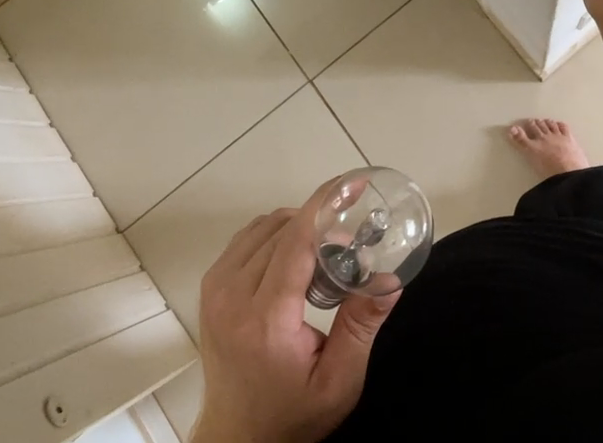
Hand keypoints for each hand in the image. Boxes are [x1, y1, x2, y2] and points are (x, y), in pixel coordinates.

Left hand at [192, 182, 398, 442]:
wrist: (237, 437)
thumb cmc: (292, 413)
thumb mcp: (339, 381)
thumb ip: (362, 326)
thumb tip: (391, 278)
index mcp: (265, 320)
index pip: (295, 241)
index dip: (325, 206)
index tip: (353, 184)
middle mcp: (232, 297)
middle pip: (283, 229)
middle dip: (322, 225)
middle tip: (350, 248)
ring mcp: (216, 289)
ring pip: (265, 227)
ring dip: (299, 227)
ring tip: (324, 255)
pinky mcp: (211, 287)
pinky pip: (248, 237)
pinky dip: (276, 234)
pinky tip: (296, 255)